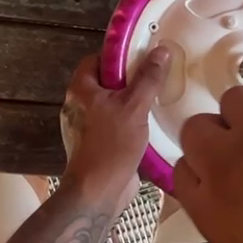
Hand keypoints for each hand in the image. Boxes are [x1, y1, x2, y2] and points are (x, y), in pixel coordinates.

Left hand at [60, 48, 169, 207]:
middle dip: (131, 79)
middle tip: (157, 75)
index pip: (96, 59)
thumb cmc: (111, 146)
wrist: (98, 191)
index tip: (142, 55)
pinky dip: (134, 121)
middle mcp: (81, 104)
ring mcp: (89, 126)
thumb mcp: (134, 107)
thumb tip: (161, 51)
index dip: (118, 55)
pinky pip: (118, 123)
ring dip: (135, 101)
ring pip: (115, 104)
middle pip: (108, 81)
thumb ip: (148, 78)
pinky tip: (154, 122)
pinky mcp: (100, 143)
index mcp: (81, 89)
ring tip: (160, 96)